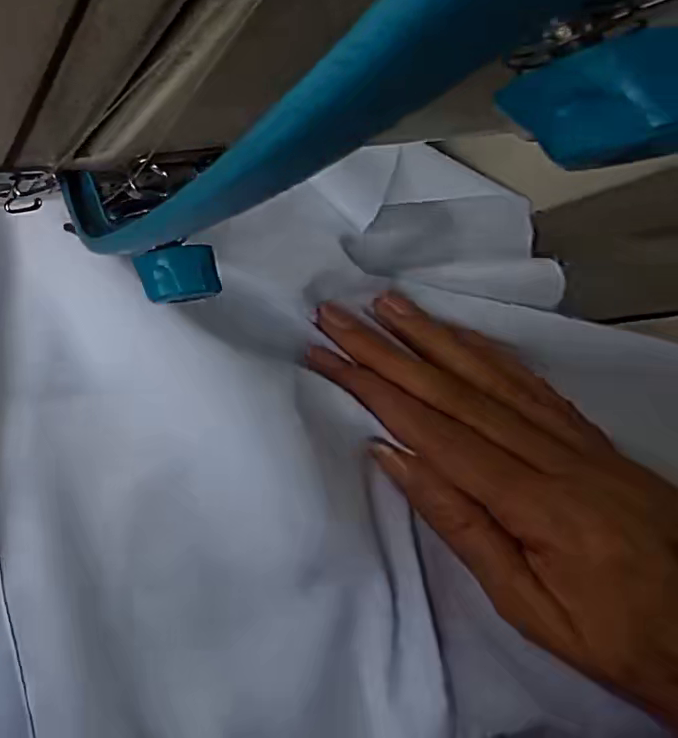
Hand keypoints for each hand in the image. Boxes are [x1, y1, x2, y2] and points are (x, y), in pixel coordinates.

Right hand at [307, 292, 677, 724]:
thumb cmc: (624, 643)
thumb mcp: (532, 609)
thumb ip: (460, 526)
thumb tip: (387, 454)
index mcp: (539, 506)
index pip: (432, 431)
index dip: (370, 387)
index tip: (322, 355)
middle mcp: (566, 467)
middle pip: (456, 394)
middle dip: (385, 349)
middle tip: (334, 314)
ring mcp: (593, 455)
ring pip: (497, 381)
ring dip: (434, 337)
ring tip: (387, 302)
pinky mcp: (609, 453)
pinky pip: (541, 393)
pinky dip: (494, 357)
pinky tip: (461, 336)